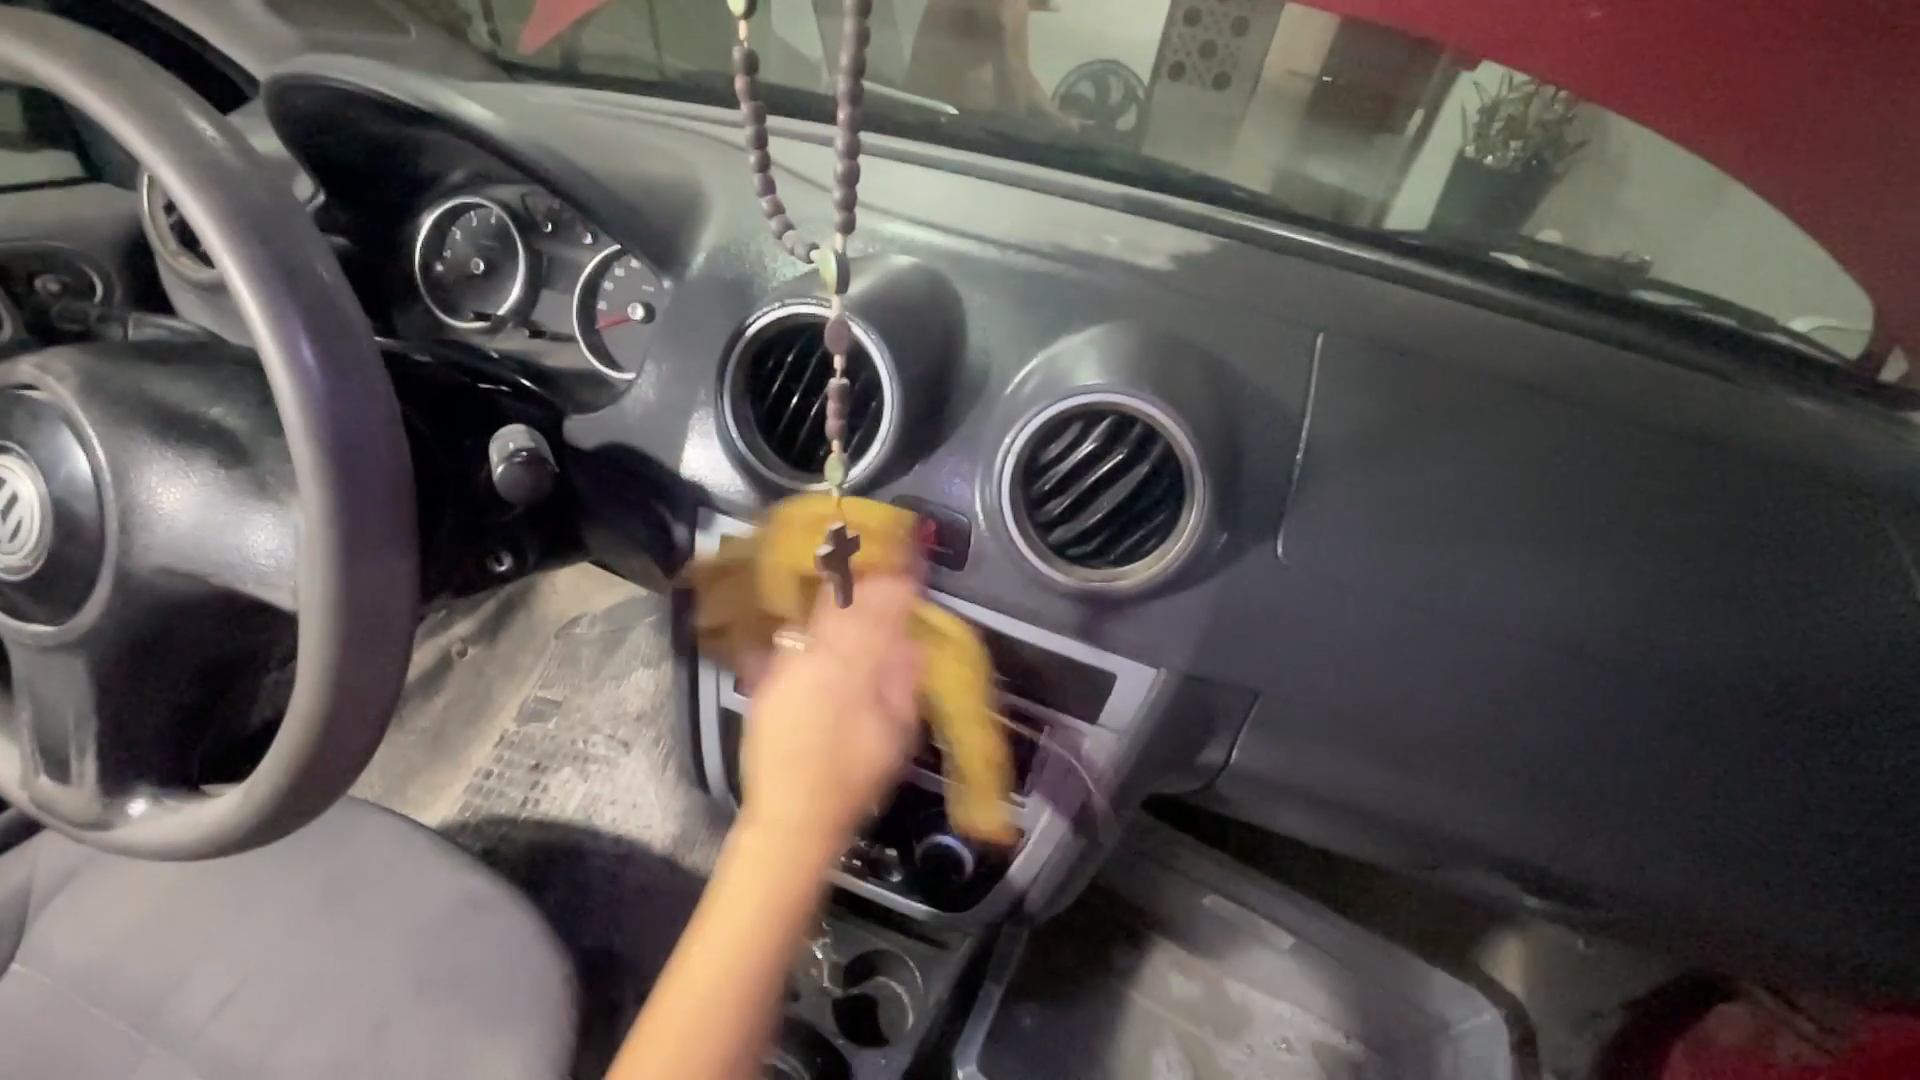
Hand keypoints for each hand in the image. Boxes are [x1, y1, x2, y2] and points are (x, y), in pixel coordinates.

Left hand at [737, 574, 925, 862]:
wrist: (791, 816)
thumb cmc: (853, 780)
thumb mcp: (896, 735)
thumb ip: (904, 683)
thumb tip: (913, 646)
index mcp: (852, 669)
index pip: (878, 609)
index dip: (896, 586)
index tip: (910, 575)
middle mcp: (814, 658)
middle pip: (841, 602)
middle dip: (864, 581)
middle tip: (882, 572)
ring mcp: (786, 667)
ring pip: (815, 615)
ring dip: (838, 598)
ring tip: (855, 590)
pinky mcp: (767, 682)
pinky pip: (794, 640)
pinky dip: (813, 628)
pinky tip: (823, 633)